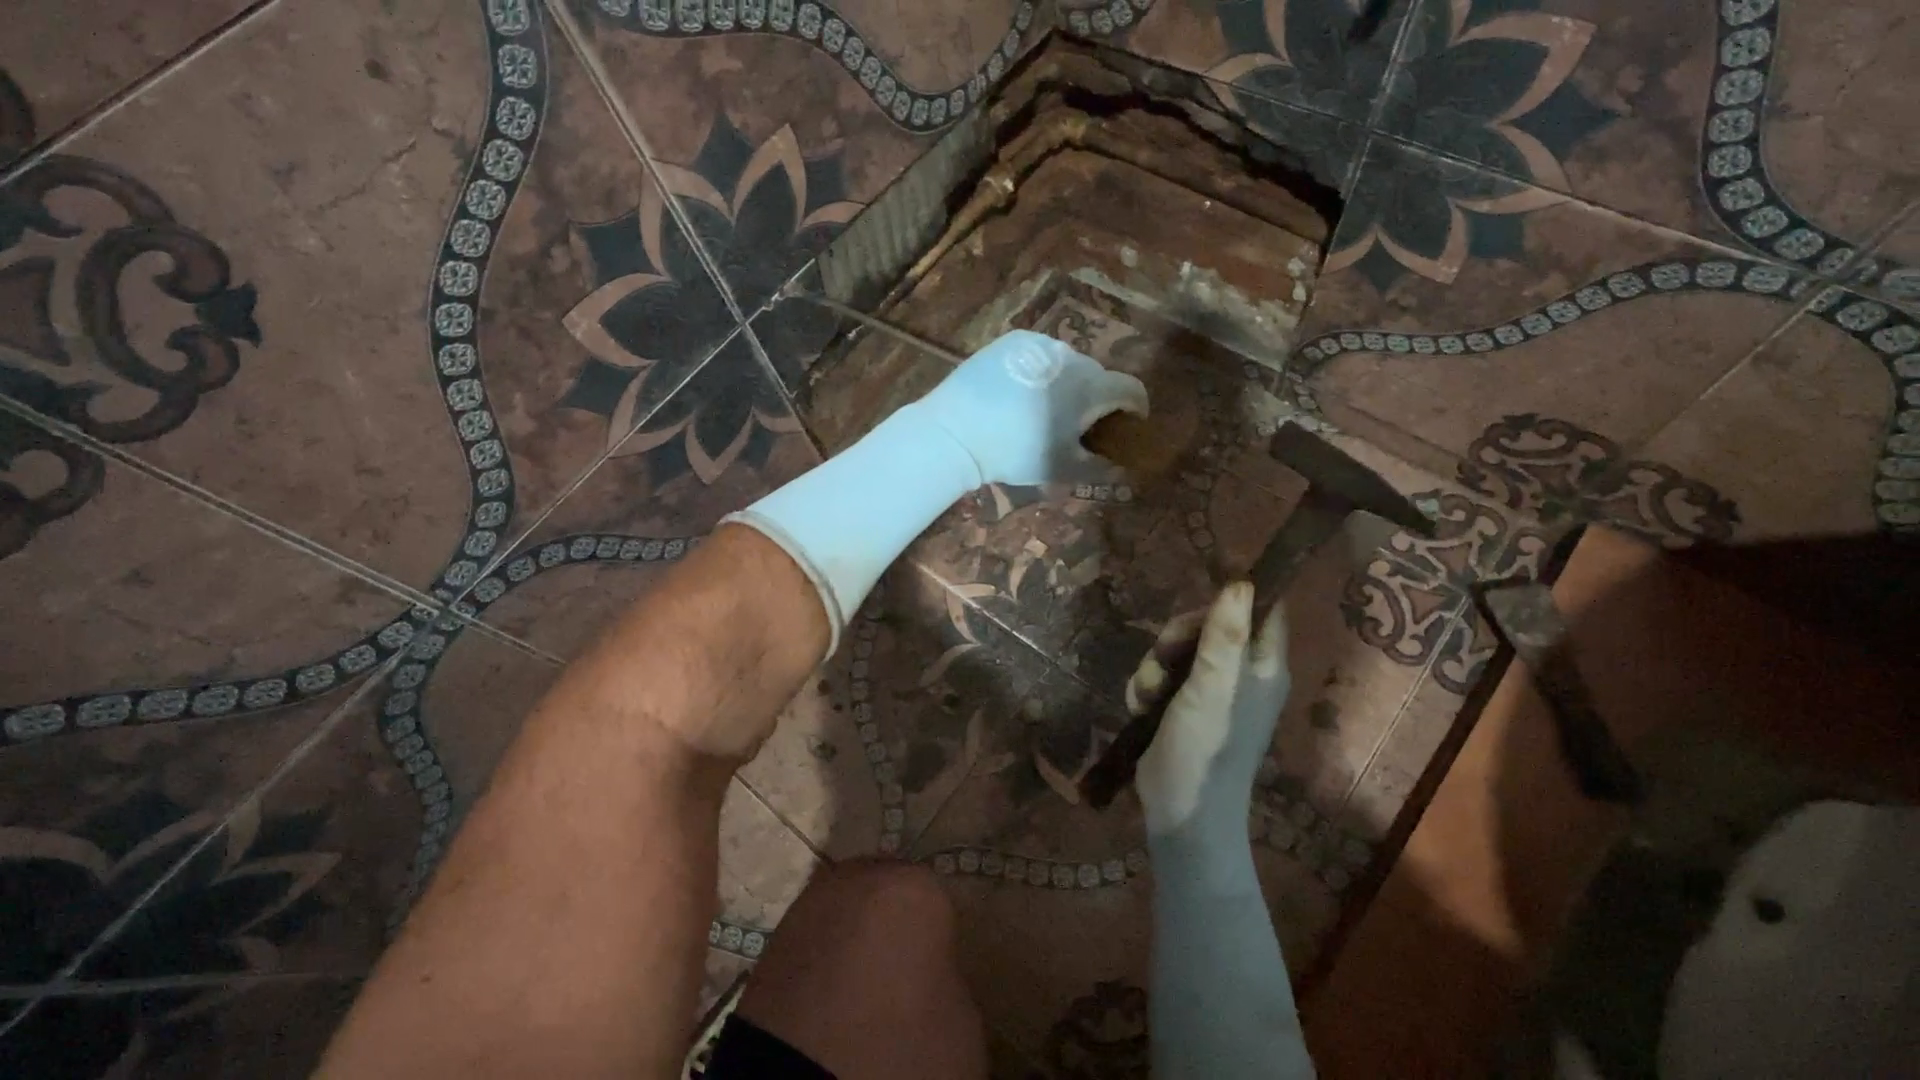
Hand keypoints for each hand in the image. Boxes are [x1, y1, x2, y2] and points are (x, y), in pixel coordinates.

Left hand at [916, 329, 1148, 486]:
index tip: (1128, 425)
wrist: (955, 432)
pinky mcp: (1011, 341)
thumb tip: (1120, 467)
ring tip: (1044, 409)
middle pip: (1097, 376)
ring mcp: (1039, 344)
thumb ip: (1099, 466)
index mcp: (1091, 386)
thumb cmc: (1016, 453)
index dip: (1136, 408)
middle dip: (1095, 399)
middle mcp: (1071, 357)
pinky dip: (1039, 372)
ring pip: (1066, 364)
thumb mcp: (1063, 468)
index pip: (1131, 389)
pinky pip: (1038, 355)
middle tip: (1079, 424)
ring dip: (1065, 383)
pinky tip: (1019, 394)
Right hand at [1129, 583, 1290, 837]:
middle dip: (1178, 638)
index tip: (1202, 599)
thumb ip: (1226, 635)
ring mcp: (1213, 694)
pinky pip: (1162, 678)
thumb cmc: (1207, 747)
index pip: (1264, 611)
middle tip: (1163, 657)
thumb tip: (1242, 581)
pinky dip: (1146, 688)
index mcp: (1264, 667)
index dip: (1237, 597)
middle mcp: (1243, 675)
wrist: (1182, 812)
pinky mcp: (1184, 710)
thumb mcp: (1214, 686)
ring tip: (1148, 695)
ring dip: (1154, 666)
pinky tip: (1140, 709)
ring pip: (1179, 652)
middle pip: (1211, 626)